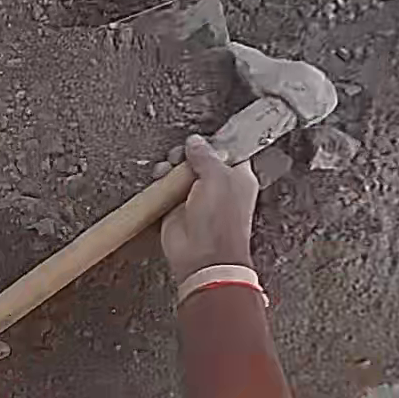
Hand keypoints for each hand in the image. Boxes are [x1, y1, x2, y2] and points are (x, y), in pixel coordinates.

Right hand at [159, 134, 258, 283]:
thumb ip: (206, 155)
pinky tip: (160, 179)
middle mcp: (218, 186)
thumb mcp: (217, 177)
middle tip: (180, 157)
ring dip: (171, 167)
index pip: (227, 151)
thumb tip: (195, 141)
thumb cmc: (220, 221)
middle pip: (199, 159)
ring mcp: (196, 197)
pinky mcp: (176, 207)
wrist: (201, 256)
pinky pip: (166, 187)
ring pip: (180, 171)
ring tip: (168, 170)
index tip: (200, 141)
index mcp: (238, 177)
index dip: (213, 144)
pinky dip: (161, 181)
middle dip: (186, 154)